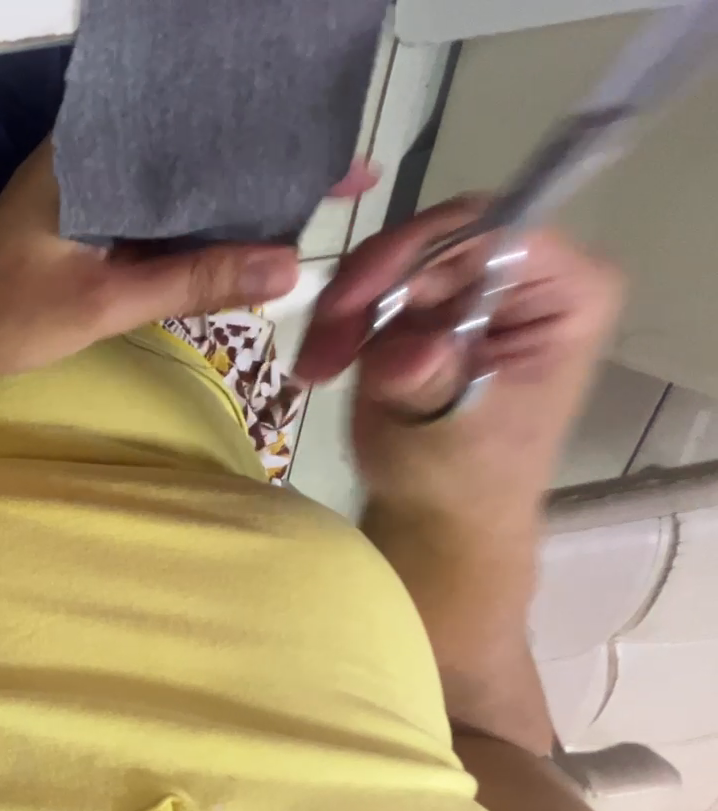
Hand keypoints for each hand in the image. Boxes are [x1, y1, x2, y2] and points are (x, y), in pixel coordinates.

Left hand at [0, 140, 301, 379]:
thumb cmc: (2, 319)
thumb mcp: (101, 302)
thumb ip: (191, 282)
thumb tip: (290, 267)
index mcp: (85, 155)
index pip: (189, 122)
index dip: (263, 132)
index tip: (330, 139)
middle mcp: (85, 160)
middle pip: (185, 151)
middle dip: (256, 163)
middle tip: (337, 173)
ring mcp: (80, 193)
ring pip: (167, 186)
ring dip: (223, 199)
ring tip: (305, 201)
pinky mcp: (77, 225)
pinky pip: (144, 216)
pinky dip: (184, 228)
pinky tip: (232, 238)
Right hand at [295, 198, 625, 524]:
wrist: (433, 511)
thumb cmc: (459, 476)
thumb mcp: (449, 429)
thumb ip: (432, 382)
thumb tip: (408, 351)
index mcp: (562, 292)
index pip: (487, 231)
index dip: (412, 254)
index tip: (347, 304)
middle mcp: (517, 280)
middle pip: (426, 245)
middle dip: (361, 292)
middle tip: (319, 353)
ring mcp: (463, 295)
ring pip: (385, 267)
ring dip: (337, 315)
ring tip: (315, 371)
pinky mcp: (417, 315)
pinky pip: (364, 296)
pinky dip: (332, 327)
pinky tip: (319, 368)